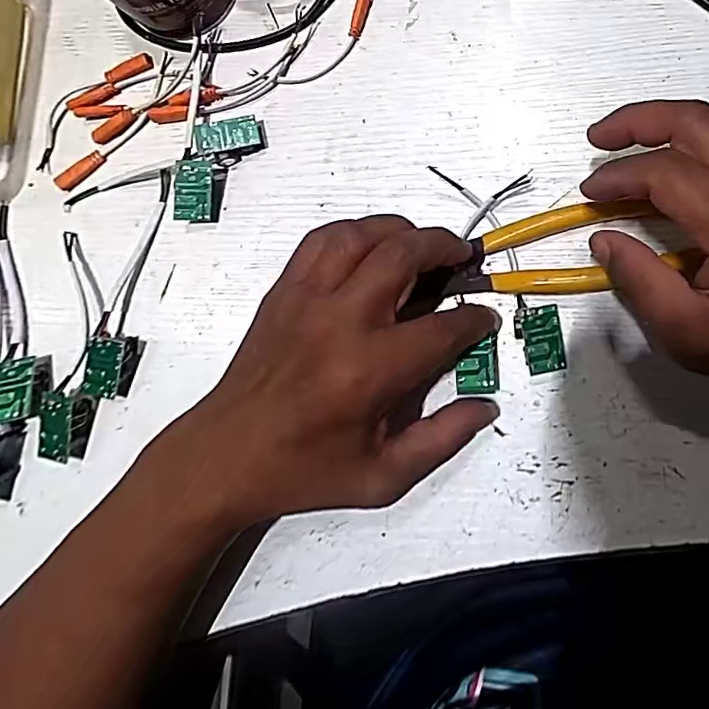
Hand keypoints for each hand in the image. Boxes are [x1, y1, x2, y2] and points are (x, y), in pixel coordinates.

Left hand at [154, 216, 499, 527]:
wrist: (225, 457)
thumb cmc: (301, 469)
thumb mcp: (382, 477)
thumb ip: (442, 439)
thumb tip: (483, 408)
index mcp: (368, 372)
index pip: (442, 327)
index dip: (473, 319)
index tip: (482, 319)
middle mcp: (339, 323)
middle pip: (404, 256)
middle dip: (445, 248)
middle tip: (462, 258)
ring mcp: (307, 300)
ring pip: (362, 235)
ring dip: (401, 231)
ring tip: (421, 245)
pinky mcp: (284, 291)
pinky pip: (322, 240)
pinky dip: (355, 232)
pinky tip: (371, 246)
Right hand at [582, 101, 708, 431]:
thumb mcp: (696, 338)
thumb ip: (642, 284)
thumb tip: (606, 241)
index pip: (667, 172)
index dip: (618, 175)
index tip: (592, 194)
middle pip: (695, 121)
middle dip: (637, 119)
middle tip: (601, 137)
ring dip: (669, 119)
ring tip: (631, 137)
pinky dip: (699, 130)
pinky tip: (680, 153)